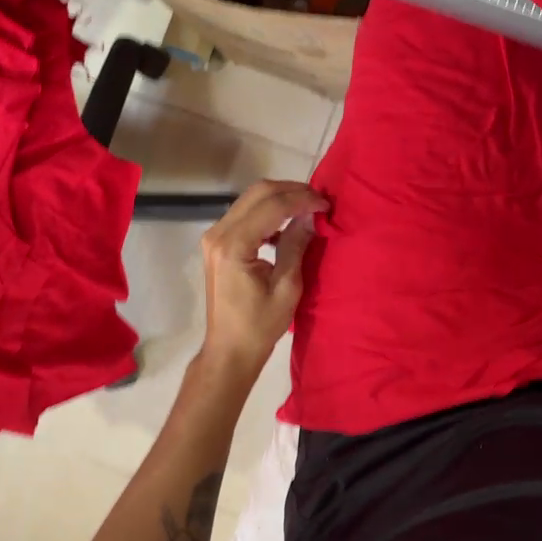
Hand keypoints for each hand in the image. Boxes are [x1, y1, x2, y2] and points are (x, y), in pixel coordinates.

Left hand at [197, 180, 328, 376]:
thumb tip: (310, 216)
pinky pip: (245, 214)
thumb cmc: (259, 325)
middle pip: (257, 193)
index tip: (327, 205)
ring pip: (250, 199)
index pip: (272, 205)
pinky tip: (288, 226)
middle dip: (292, 191)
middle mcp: (218, 234)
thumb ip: (296, 246)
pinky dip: (268, 212)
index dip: (302, 199)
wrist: (229, 349)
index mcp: (234, 246)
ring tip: (308, 208)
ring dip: (280, 198)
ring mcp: (214, 237)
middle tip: (319, 200)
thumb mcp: (287, 287)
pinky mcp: (217, 243)